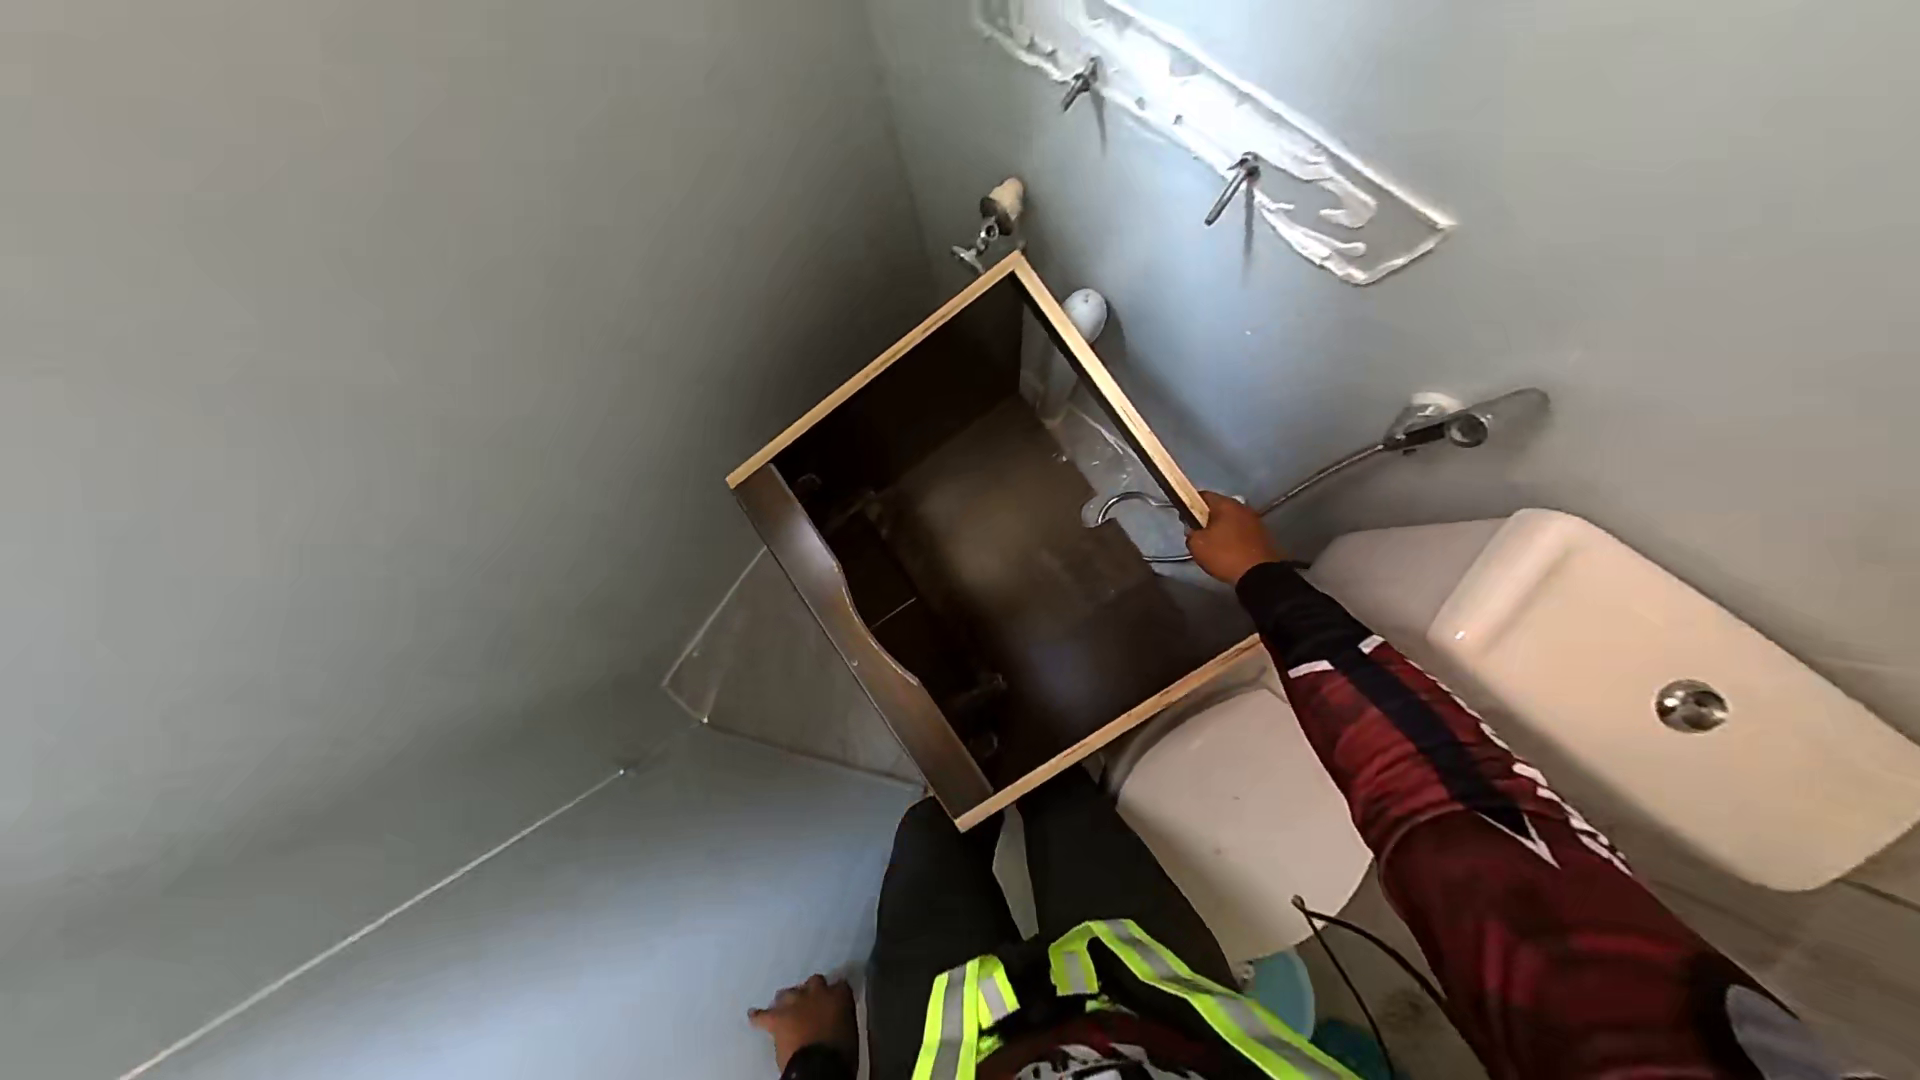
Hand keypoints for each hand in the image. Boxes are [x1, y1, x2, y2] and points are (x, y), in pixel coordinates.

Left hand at [749, 974, 856, 1071]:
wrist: (818, 1067)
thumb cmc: (841, 1051)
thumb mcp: (850, 1028)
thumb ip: (842, 1015)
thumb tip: (836, 1018)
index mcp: (839, 994)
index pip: (839, 984)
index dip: (835, 992)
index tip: (835, 999)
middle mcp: (816, 991)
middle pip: (813, 982)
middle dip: (811, 992)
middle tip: (812, 1005)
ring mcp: (795, 1003)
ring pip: (788, 993)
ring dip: (789, 1000)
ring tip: (788, 1008)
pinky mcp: (778, 1019)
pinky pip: (763, 1015)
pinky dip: (758, 1016)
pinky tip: (753, 1014)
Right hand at [1186, 491, 1285, 584]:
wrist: (1259, 574)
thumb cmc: (1224, 554)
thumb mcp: (1197, 545)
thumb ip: (1190, 532)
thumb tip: (1194, 529)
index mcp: (1226, 504)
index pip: (1203, 496)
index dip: (1190, 505)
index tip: (1185, 519)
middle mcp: (1242, 507)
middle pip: (1218, 508)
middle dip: (1206, 518)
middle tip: (1198, 534)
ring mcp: (1255, 521)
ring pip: (1231, 520)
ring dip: (1221, 528)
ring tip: (1213, 544)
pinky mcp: (1262, 535)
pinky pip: (1241, 531)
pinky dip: (1233, 537)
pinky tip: (1228, 550)